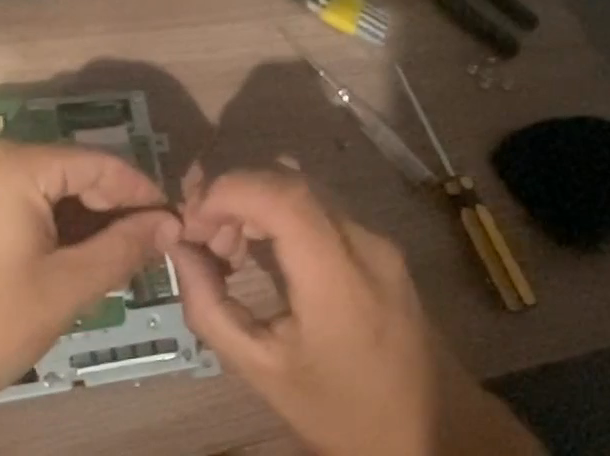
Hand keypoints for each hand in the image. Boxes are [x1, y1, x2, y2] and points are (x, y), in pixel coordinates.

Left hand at [0, 141, 177, 453]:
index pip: (100, 164)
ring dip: (84, 220)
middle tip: (154, 251)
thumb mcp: (62, 290)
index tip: (180, 227)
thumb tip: (169, 224)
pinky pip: (20, 200)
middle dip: (115, 209)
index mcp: (17, 163)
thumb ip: (122, 249)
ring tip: (120, 261)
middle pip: (73, 171)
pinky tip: (73, 259)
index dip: (144, 194)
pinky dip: (51, 225)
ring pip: (48, 187)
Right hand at [172, 170, 541, 455]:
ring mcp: (377, 238)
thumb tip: (178, 248)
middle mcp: (364, 242)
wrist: (432, 436)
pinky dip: (277, 210)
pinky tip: (259, 249)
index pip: (281, 194)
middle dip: (232, 193)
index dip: (227, 190)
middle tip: (200, 236)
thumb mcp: (262, 372)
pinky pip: (318, 204)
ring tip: (227, 248)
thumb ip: (211, 307)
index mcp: (339, 281)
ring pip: (301, 184)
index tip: (192, 222)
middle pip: (287, 179)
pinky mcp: (379, 243)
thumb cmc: (341, 412)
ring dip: (253, 199)